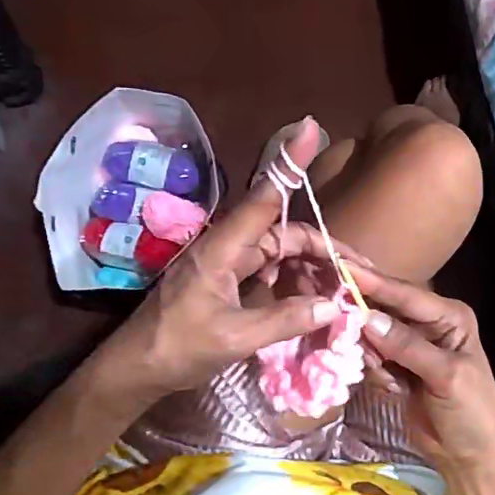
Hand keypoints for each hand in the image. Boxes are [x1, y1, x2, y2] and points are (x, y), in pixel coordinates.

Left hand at [94, 119, 350, 401]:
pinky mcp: (225, 279)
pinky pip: (267, 269)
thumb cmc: (179, 347)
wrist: (136, 368)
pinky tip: (311, 298)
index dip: (289, 163)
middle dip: (322, 247)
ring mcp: (225, 262)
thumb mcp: (234, 338)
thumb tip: (333, 305)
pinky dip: (292, 279)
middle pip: (282, 230)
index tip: (309, 126)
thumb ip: (284, 319)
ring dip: (309, 265)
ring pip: (278, 251)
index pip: (263, 196)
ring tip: (342, 288)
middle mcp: (227, 245)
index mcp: (223, 247)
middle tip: (358, 272)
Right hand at [350, 262, 494, 471]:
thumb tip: (367, 318)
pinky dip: (375, 371)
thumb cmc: (471, 414)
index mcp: (449, 316)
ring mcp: (410, 345)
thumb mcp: (445, 376)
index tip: (340, 266)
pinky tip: (393, 389)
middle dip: (364, 318)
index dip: (373, 282)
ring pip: (373, 333)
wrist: (471, 459)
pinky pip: (372, 357)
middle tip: (338, 318)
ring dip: (372, 354)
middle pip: (384, 308)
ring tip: (391, 379)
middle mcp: (429, 323)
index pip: (405, 294)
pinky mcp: (396, 367)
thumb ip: (407, 345)